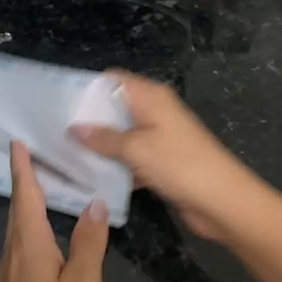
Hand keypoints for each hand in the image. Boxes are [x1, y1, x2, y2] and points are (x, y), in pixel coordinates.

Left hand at [0, 141, 108, 281]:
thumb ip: (90, 243)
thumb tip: (96, 202)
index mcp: (29, 246)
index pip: (25, 196)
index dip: (22, 169)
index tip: (16, 143)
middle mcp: (14, 254)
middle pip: (18, 210)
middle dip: (25, 182)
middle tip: (37, 156)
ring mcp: (11, 274)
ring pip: (18, 229)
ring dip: (27, 205)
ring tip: (44, 187)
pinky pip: (21, 246)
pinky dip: (30, 227)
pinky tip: (45, 234)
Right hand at [70, 72, 258, 239]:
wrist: (224, 202)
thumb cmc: (180, 164)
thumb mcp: (136, 148)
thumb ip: (103, 138)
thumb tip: (74, 129)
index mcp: (151, 97)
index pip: (113, 79)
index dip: (88, 86)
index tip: (60, 100)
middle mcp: (154, 111)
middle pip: (115, 107)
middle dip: (89, 118)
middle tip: (57, 129)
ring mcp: (159, 137)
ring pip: (122, 135)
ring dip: (101, 145)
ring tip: (66, 153)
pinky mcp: (162, 163)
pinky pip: (131, 158)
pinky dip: (116, 165)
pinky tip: (92, 176)